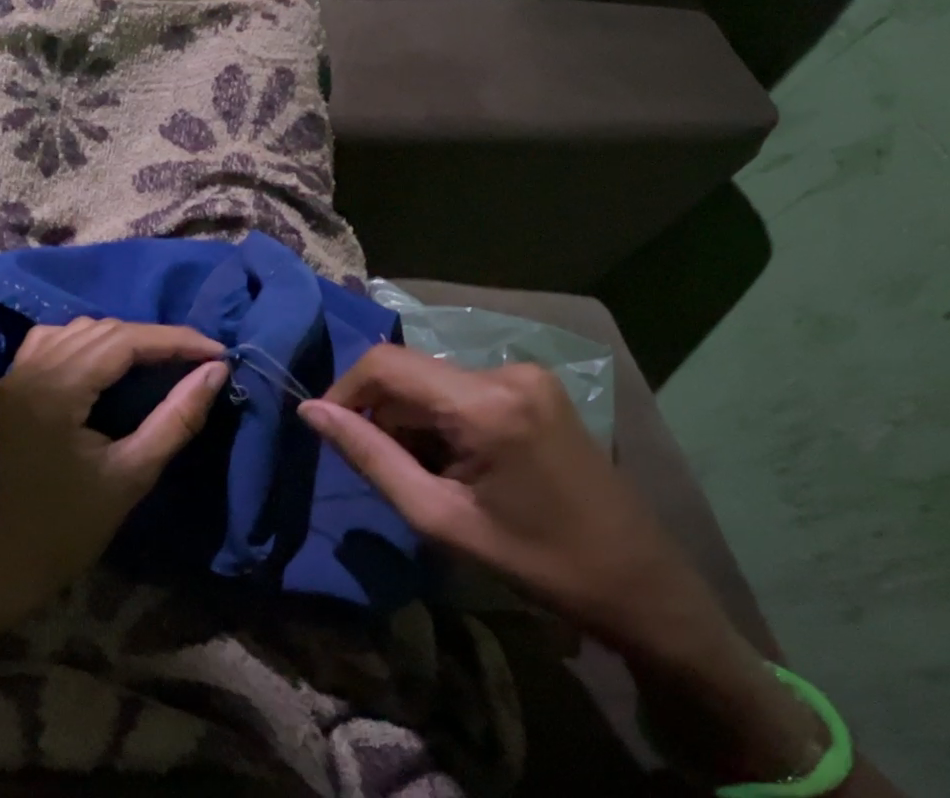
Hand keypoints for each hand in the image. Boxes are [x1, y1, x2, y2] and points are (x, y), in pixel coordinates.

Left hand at [0, 317, 228, 604]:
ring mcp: (16, 373)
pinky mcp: (13, 383)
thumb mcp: (136, 471)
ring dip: (122, 338)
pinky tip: (109, 360)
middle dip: (154, 339)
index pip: (122, 341)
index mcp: (56, 390)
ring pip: (78, 331)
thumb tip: (216, 371)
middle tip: (199, 359)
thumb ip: (177, 417)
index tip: (218, 350)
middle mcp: (31, 369)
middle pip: (102, 331)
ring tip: (163, 359)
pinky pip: (52, 340)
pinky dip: (86, 341)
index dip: (174, 340)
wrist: (19, 553)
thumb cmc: (78, 521)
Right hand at [297, 345, 713, 650]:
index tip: (327, 434)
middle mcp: (507, 371)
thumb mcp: (438, 517)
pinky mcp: (536, 388)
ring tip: (430, 480)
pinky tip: (458, 467)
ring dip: (412, 425)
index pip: (385, 364)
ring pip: (431, 385)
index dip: (343, 392)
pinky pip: (461, 392)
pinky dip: (441, 424)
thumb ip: (369, 457)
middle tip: (388, 476)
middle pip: (409, 374)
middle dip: (382, 418)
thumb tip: (309, 412)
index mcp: (487, 402)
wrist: (640, 585)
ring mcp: (527, 376)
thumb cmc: (536, 562)